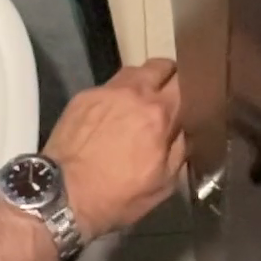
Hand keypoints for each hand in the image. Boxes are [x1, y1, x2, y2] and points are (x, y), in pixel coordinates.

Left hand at [43, 58, 184, 239]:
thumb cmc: (118, 195)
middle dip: (170, 77)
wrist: (62, 195)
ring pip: (134, 71)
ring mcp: (106, 91)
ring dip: (143, 81)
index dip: (194, 86)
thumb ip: (181, 149)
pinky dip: (117, 95)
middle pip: (161, 65)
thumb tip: (190, 129)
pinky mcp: (84, 95)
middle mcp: (134, 92)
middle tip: (170, 96)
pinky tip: (112, 116)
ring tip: (141, 103)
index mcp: (158, 114)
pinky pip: (109, 86)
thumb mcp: (164, 184)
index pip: (186, 82)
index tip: (197, 96)